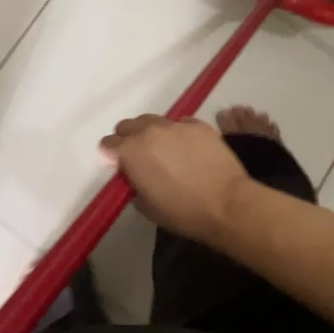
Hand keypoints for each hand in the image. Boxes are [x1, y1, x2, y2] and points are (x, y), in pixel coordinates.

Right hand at [99, 114, 254, 243]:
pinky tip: (188, 150)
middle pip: (128, 126)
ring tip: (166, 152)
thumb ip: (133, 183)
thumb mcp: (145, 206)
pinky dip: (178, 134)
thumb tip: (134, 174)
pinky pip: (180, 124)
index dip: (112, 156)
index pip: (108, 144)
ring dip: (152, 134)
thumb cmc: (182, 211)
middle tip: (141, 158)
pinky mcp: (198, 124)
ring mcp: (175, 124)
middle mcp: (149, 131)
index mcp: (131, 151)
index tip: (121, 167)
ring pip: (153, 121)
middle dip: (129, 140)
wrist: (226, 203)